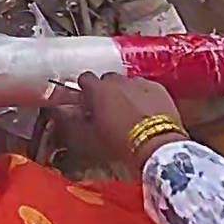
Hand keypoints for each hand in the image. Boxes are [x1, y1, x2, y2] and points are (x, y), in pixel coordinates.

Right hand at [70, 73, 187, 170]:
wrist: (157, 145)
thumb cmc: (120, 143)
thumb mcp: (91, 137)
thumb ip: (76, 122)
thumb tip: (65, 114)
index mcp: (97, 89)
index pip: (85, 78)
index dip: (86, 89)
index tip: (88, 100)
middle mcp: (117, 80)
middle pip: (108, 79)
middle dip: (107, 90)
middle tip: (109, 109)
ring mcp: (139, 82)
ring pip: (128, 83)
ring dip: (126, 92)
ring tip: (130, 111)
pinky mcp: (159, 87)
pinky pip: (147, 87)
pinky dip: (145, 96)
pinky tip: (148, 111)